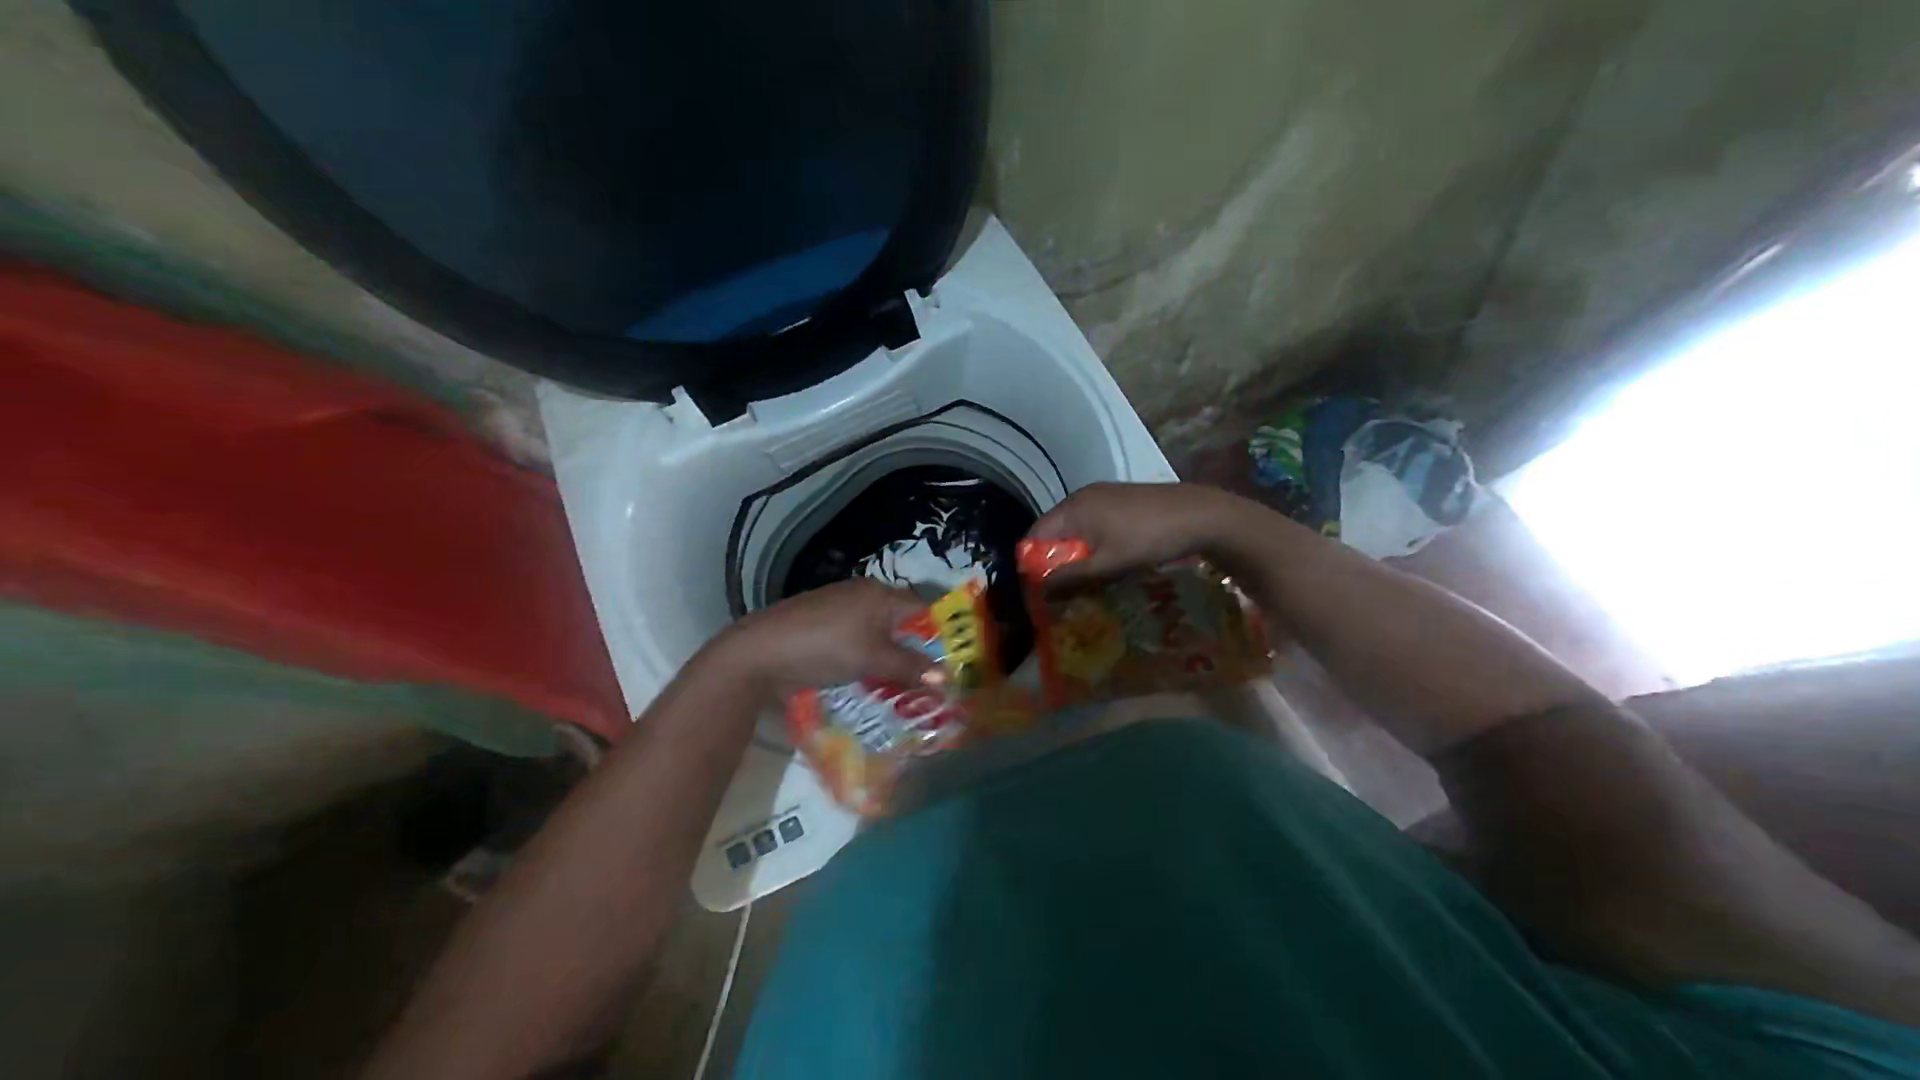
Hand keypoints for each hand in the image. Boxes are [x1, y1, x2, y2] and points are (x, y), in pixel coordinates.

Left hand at [708, 579, 939, 697]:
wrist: (759, 652)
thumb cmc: (823, 648)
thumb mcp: (871, 660)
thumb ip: (909, 667)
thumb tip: (944, 677)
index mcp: (880, 594)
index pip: (922, 610)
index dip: (938, 636)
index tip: (949, 666)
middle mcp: (863, 594)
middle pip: (901, 622)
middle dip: (915, 651)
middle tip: (928, 682)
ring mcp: (840, 608)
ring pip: (879, 633)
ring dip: (891, 658)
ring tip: (902, 687)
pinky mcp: (822, 624)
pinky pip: (858, 639)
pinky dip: (868, 657)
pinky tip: (869, 679)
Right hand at [1026, 482, 1249, 583]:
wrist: (1200, 514)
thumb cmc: (1148, 539)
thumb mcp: (1108, 564)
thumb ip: (1071, 576)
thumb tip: (1041, 590)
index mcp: (1073, 508)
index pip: (1034, 534)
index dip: (1031, 563)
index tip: (1039, 589)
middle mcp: (1081, 497)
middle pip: (1053, 531)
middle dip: (1054, 561)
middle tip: (1063, 589)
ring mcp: (1101, 495)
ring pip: (1073, 528)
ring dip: (1074, 554)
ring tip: (1086, 579)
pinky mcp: (1118, 498)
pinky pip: (1091, 523)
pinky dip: (1090, 543)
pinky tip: (1107, 560)